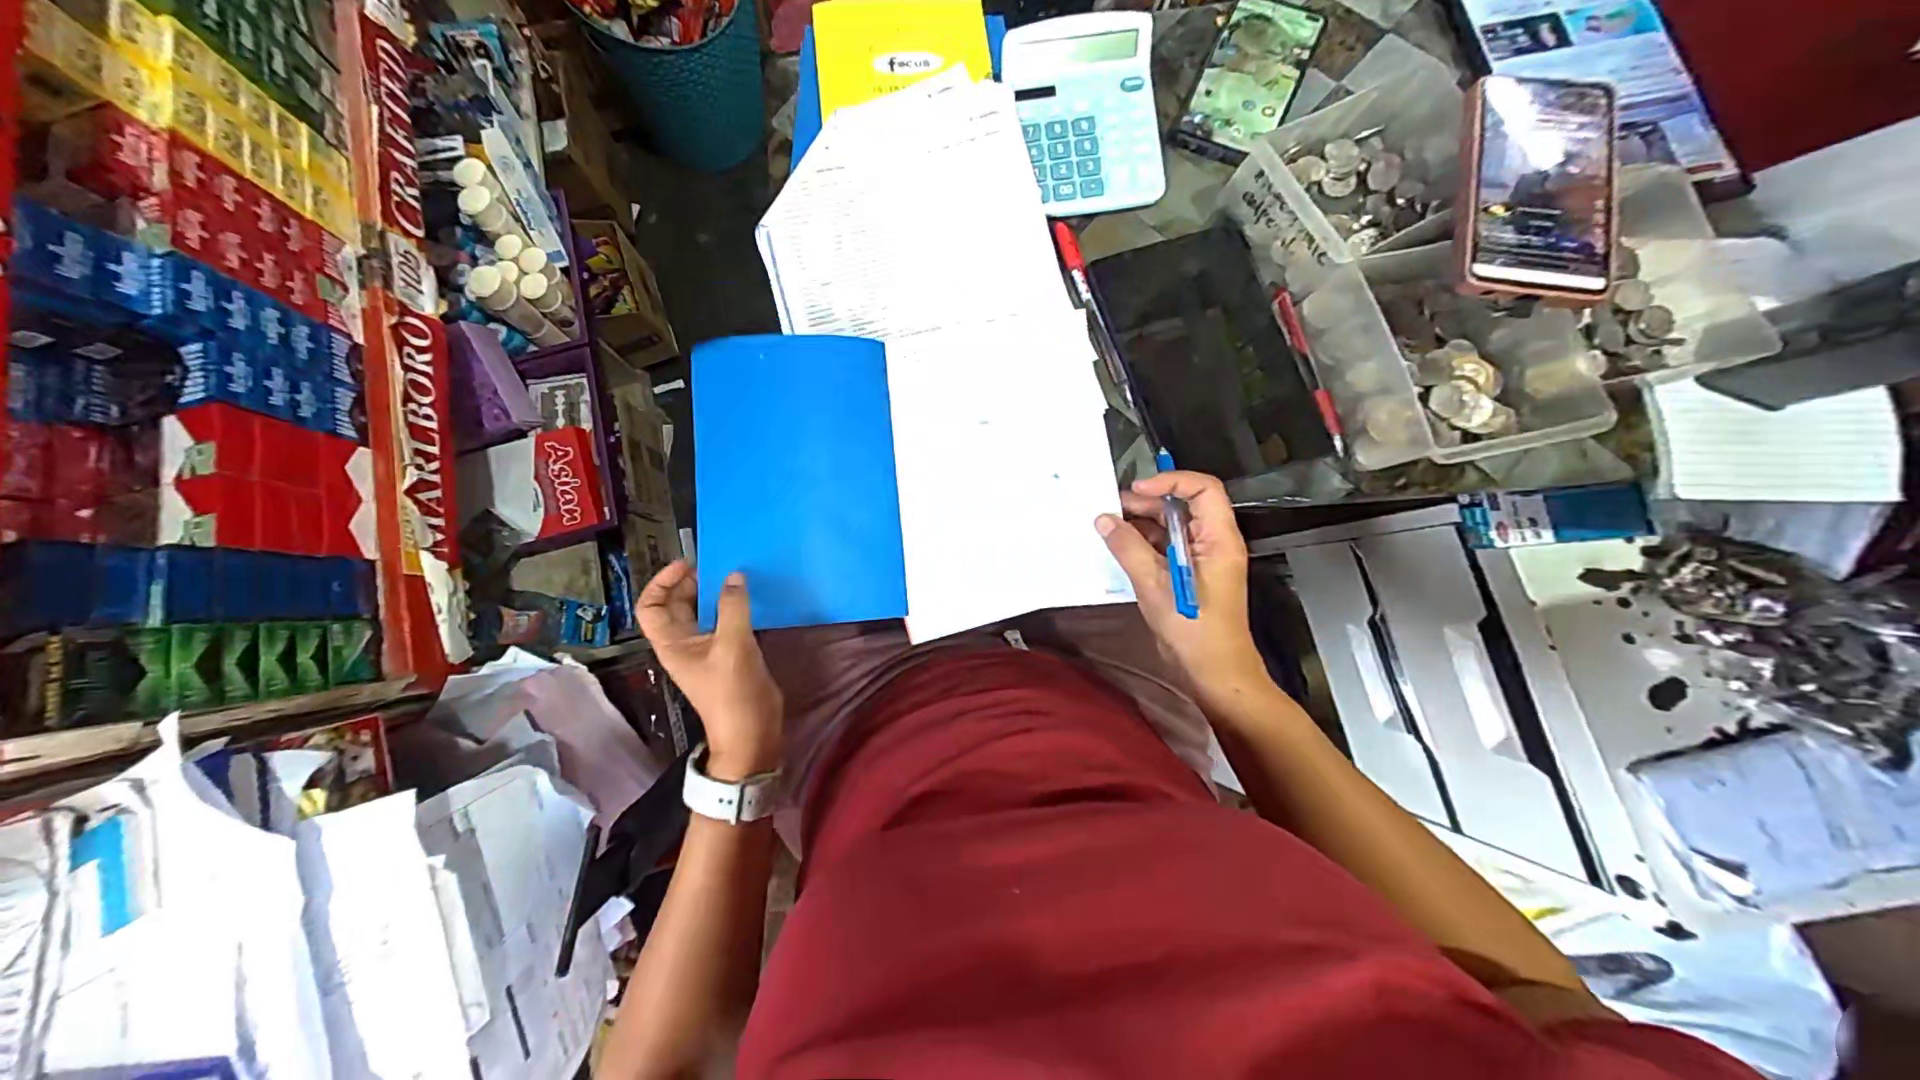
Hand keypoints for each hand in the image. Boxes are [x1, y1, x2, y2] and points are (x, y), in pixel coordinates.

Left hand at [638, 560, 783, 781]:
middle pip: (676, 605)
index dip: (662, 582)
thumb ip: (733, 607)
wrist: (752, 732)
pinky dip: (731, 607)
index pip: (651, 606)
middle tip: (716, 565)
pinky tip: (748, 598)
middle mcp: (685, 644)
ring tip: (733, 576)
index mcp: (672, 643)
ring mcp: (707, 649)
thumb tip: (734, 576)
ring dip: (713, 593)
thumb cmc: (733, 692)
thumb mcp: (732, 645)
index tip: (688, 564)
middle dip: (691, 583)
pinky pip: (723, 622)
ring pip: (702, 612)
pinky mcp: (728, 654)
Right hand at [1095, 471, 1269, 702]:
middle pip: (1183, 506)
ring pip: (1172, 527)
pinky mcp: (1189, 575)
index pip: (1202, 489)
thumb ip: (1128, 548)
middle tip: (1112, 508)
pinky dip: (1143, 544)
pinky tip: (1119, 547)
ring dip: (1142, 524)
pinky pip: (1166, 548)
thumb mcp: (1155, 584)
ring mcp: (1201, 559)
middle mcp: (1213, 542)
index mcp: (1218, 538)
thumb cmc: (1195, 629)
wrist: (1213, 670)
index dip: (1171, 481)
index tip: (1137, 490)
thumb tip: (1105, 520)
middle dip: (1148, 503)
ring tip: (1109, 527)